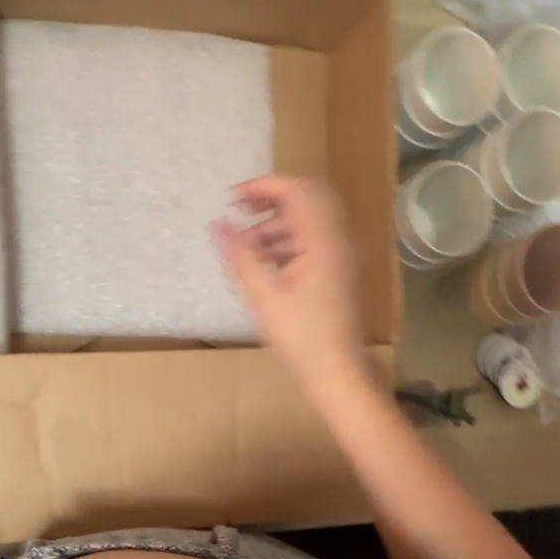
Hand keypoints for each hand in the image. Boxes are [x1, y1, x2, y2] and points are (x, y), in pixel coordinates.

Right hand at [213, 176, 371, 391]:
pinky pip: (313, 241)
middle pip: (306, 198)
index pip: (296, 190)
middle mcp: (338, 240)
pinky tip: (266, 265)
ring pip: (309, 221)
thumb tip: (218, 225)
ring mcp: (342, 256)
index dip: (262, 186)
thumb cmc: (301, 338)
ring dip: (276, 224)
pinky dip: (288, 242)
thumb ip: (240, 256)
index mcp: (323, 240)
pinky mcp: (338, 273)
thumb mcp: (263, 296)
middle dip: (271, 200)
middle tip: (240, 213)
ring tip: (247, 247)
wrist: (337, 372)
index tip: (232, 199)